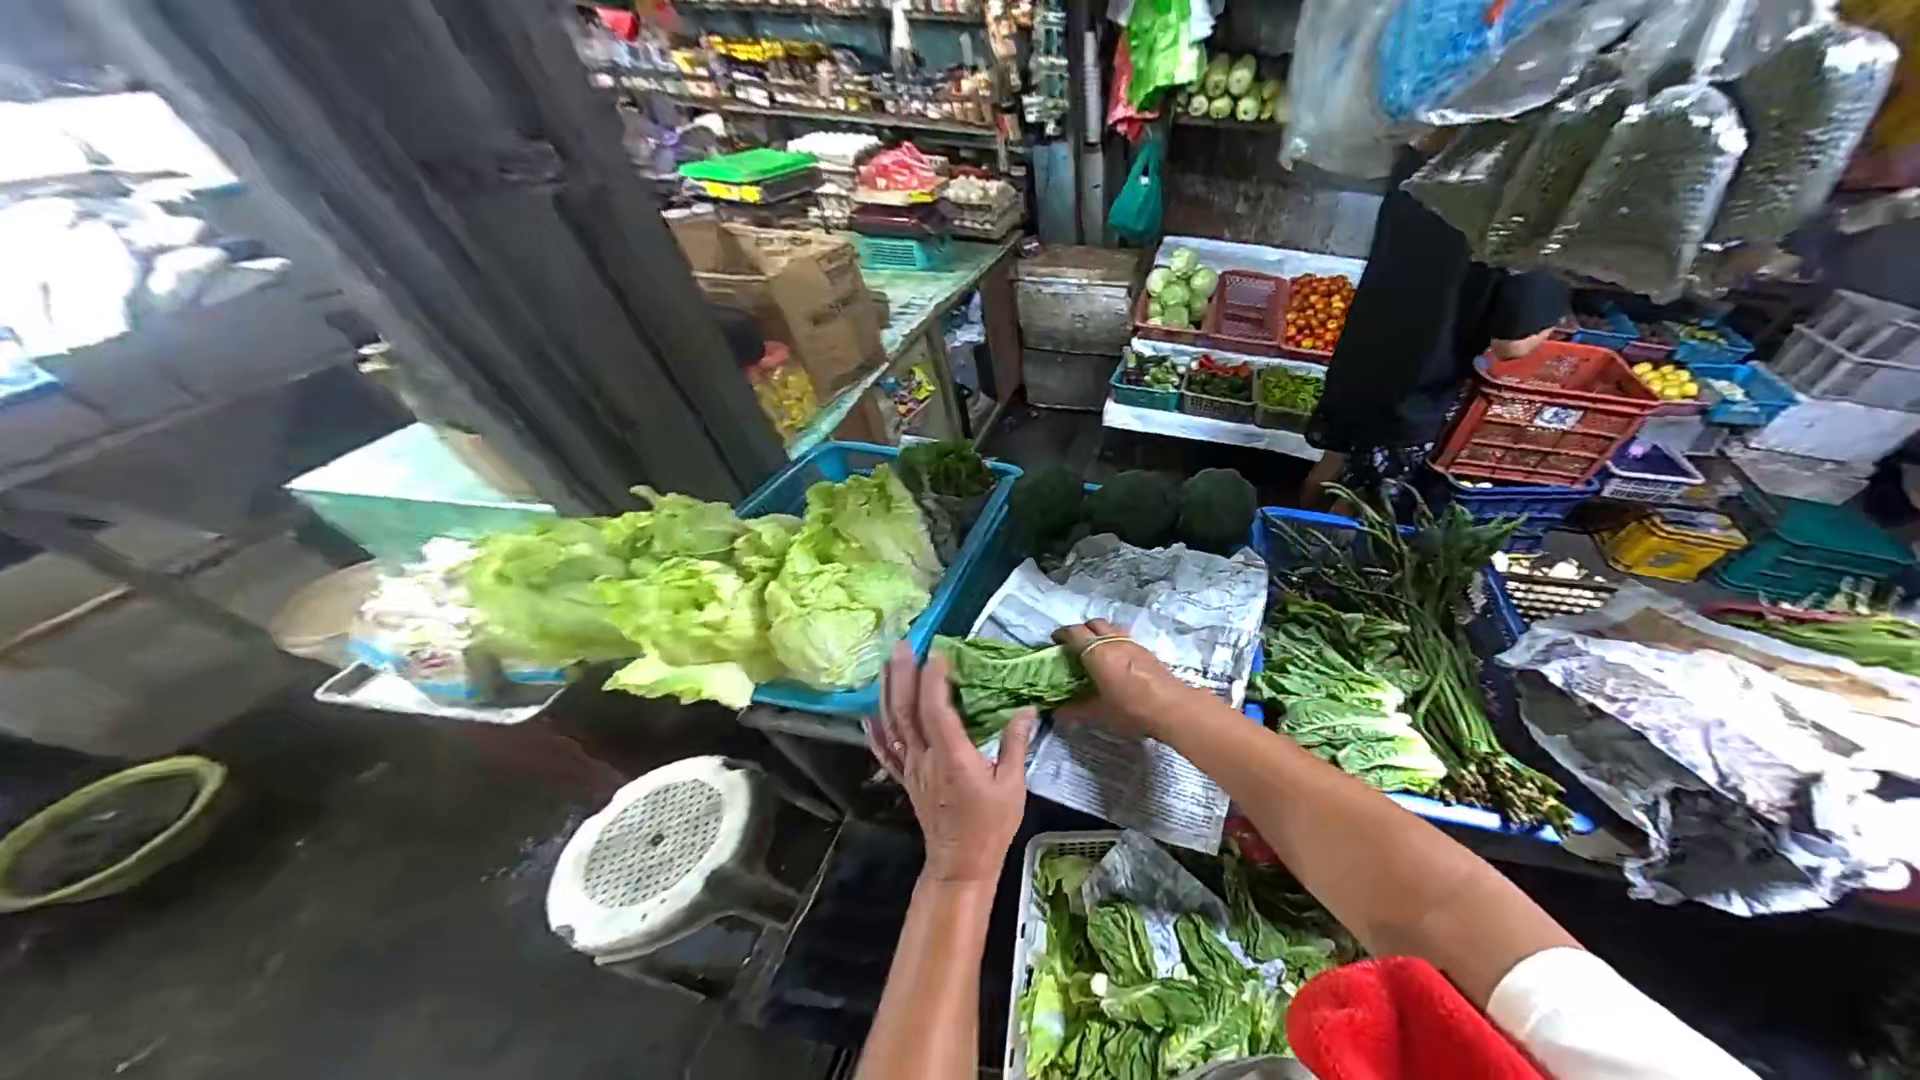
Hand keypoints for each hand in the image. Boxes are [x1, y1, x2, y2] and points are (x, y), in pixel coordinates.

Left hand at [866, 643, 1033, 883]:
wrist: (960, 865)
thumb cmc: (990, 826)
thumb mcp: (1013, 786)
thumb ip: (1016, 744)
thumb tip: (1026, 709)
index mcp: (953, 757)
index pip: (936, 710)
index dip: (934, 680)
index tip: (939, 654)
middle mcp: (925, 758)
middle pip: (906, 711)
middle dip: (903, 675)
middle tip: (903, 646)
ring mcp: (911, 768)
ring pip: (892, 725)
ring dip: (887, 692)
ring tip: (886, 664)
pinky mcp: (906, 778)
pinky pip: (886, 751)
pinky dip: (876, 731)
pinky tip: (868, 715)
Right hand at [1051, 619, 1196, 740]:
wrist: (1173, 708)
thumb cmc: (1131, 709)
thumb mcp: (1099, 713)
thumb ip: (1076, 711)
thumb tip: (1057, 713)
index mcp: (1096, 652)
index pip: (1074, 632)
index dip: (1062, 634)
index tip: (1055, 641)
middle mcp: (1113, 641)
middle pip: (1094, 624)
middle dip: (1081, 630)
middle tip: (1074, 644)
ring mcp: (1132, 644)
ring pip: (1112, 628)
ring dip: (1101, 633)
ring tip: (1096, 649)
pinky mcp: (1146, 651)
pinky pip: (1125, 638)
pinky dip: (1115, 642)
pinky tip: (1117, 660)